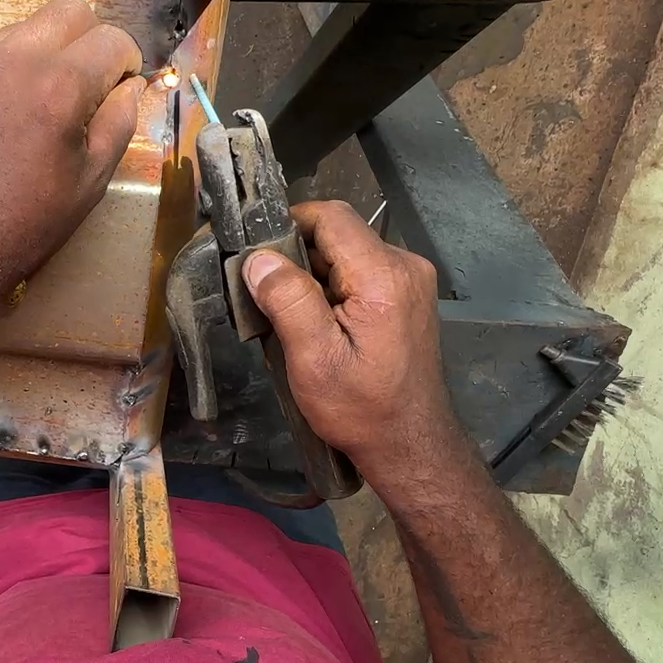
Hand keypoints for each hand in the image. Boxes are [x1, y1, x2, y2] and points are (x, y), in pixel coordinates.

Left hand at [0, 0, 144, 316]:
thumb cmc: (31, 222)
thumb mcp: (92, 180)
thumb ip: (120, 121)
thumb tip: (131, 85)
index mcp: (59, 87)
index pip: (112, 39)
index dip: (129, 63)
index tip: (122, 89)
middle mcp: (15, 60)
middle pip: (70, 10)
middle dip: (91, 40)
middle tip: (89, 85)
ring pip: (28, 25)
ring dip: (51, 50)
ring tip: (47, 100)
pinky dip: (15, 66)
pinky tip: (12, 111)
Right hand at [242, 201, 473, 489]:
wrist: (408, 444)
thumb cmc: (360, 407)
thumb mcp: (314, 358)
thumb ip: (288, 301)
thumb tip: (257, 258)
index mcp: (384, 275)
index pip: (330, 217)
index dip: (287, 225)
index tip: (253, 255)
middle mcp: (404, 265)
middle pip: (337, 234)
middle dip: (294, 256)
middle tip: (261, 294)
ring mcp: (408, 280)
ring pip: (344, 254)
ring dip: (309, 275)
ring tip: (283, 314)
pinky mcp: (404, 297)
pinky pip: (356, 273)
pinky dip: (327, 289)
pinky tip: (311, 322)